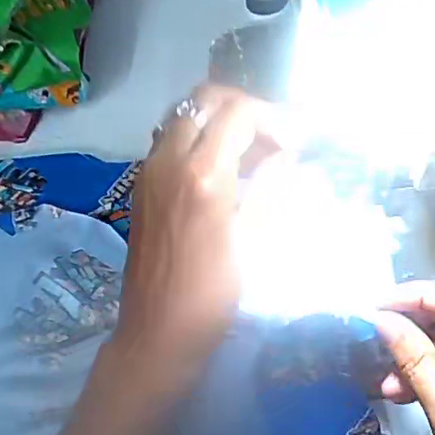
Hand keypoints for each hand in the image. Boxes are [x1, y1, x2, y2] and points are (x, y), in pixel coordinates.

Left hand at [109, 84, 278, 388]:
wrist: (156, 333)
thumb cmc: (211, 298)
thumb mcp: (253, 243)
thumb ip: (270, 188)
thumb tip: (286, 154)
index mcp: (203, 174)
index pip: (238, 112)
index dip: (273, 118)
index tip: (294, 143)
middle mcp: (169, 161)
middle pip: (204, 101)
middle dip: (242, 108)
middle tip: (270, 137)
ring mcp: (148, 172)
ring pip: (182, 117)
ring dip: (216, 121)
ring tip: (246, 151)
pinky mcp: (140, 188)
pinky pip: (167, 141)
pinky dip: (195, 139)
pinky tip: (217, 170)